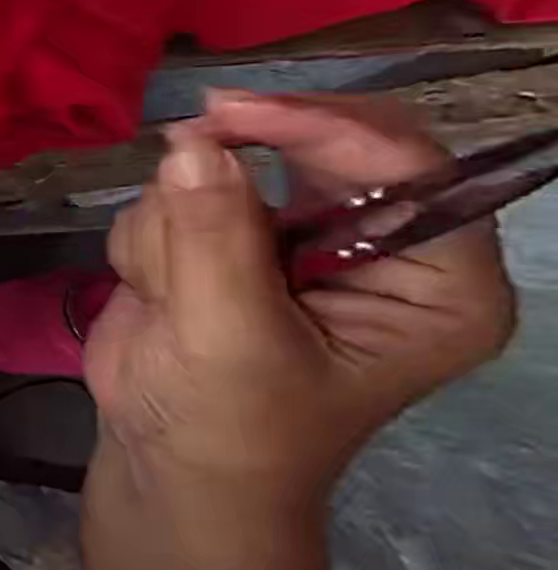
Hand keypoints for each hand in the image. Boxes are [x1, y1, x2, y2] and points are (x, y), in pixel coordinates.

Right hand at [85, 89, 515, 514]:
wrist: (162, 456)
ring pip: (211, 178)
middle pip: (310, 151)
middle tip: (184, 139)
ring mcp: (274, 244)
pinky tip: (151, 292)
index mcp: (427, 278)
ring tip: (169, 296)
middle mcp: (359, 248)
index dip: (320, 129)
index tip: (226, 113)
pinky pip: (161, 205)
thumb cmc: (231, 421)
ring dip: (170, 226)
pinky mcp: (204, 246)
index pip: (403, 169)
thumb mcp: (232, 338)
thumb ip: (215, 240)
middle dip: (236, 160)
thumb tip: (188, 146)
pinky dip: (142, 243)